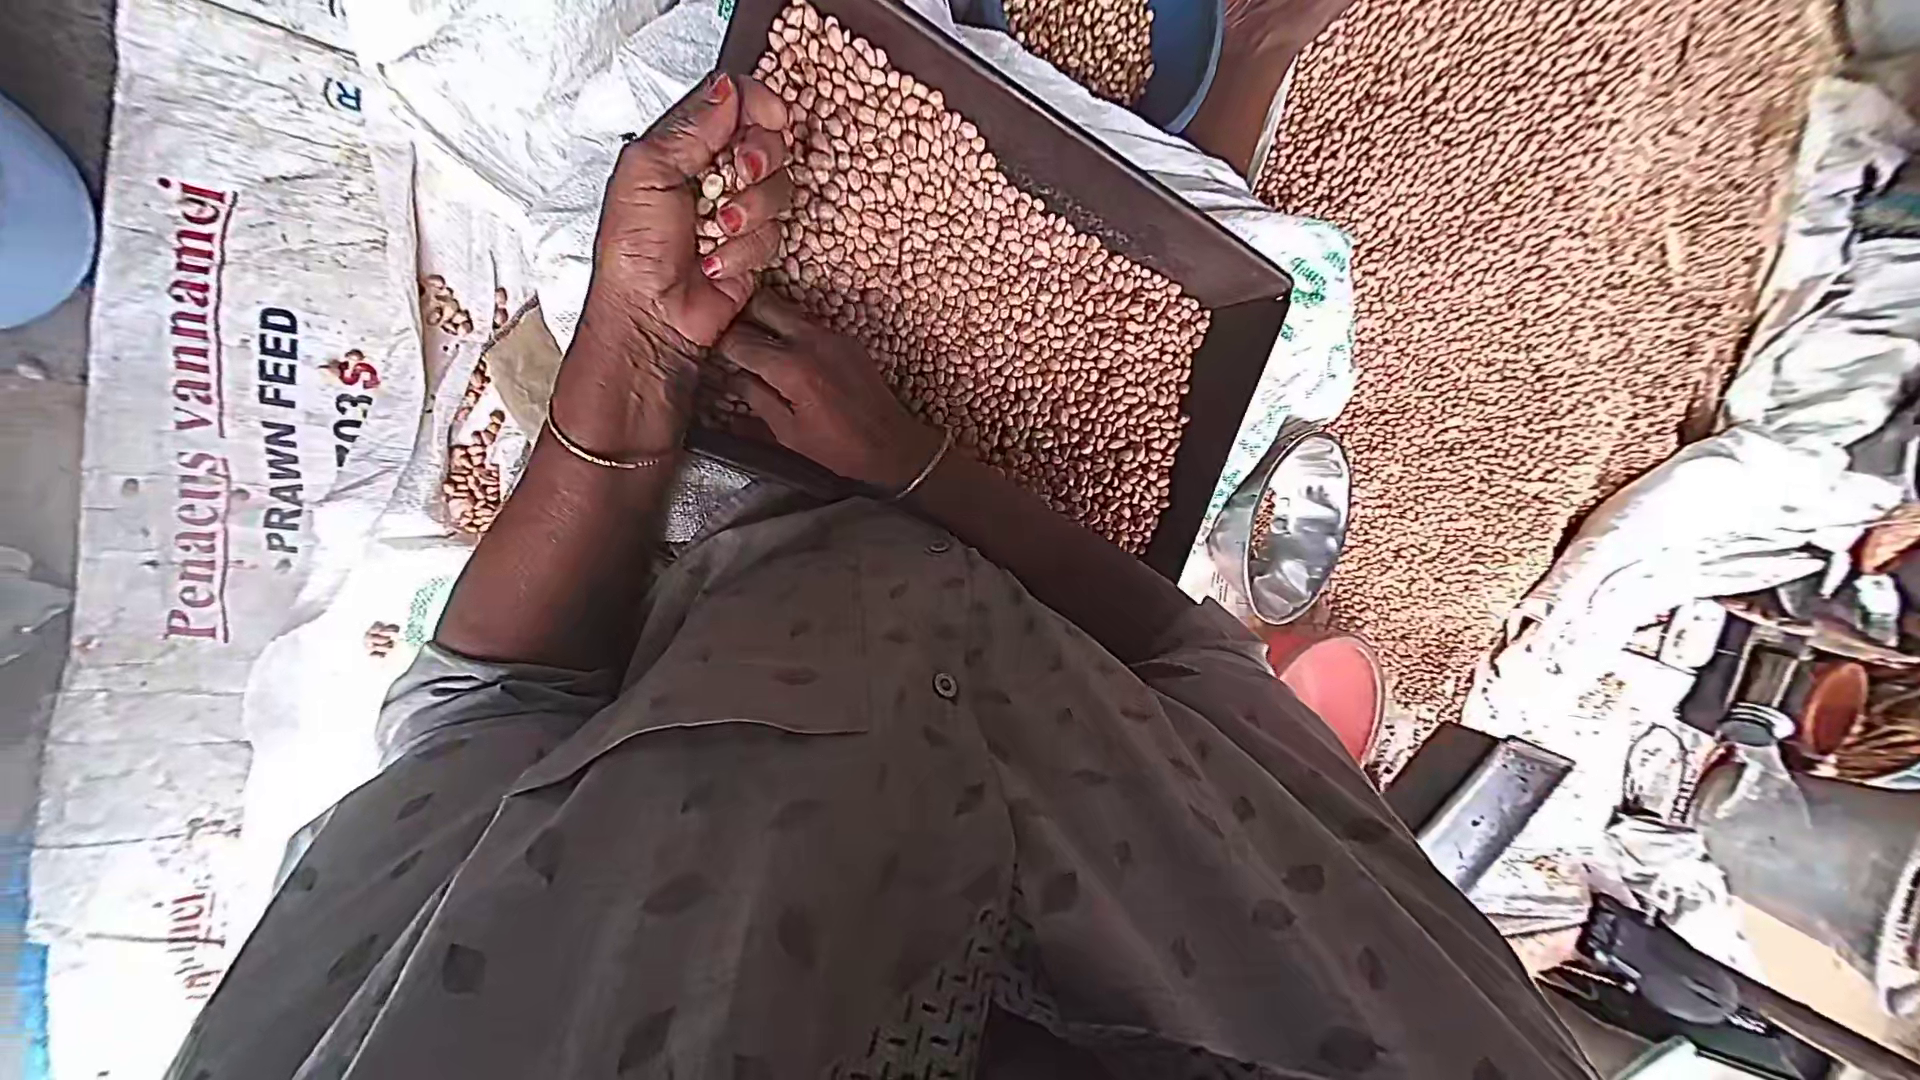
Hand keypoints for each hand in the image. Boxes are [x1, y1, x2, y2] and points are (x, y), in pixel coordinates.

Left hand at [558, 71, 790, 457]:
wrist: (653, 312)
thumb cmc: (635, 249)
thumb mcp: (647, 170)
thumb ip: (690, 128)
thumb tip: (728, 90)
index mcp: (685, 147)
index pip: (734, 106)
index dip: (759, 105)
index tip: (770, 113)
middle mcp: (717, 177)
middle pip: (768, 145)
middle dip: (757, 161)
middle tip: (736, 176)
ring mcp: (740, 215)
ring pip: (777, 192)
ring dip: (748, 213)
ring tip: (714, 233)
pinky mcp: (755, 252)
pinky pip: (773, 237)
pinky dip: (743, 252)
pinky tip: (716, 264)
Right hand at [715, 292, 943, 490]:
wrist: (892, 444)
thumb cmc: (839, 448)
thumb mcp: (788, 432)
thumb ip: (756, 398)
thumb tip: (733, 376)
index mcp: (792, 369)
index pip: (739, 341)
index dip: (720, 346)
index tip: (712, 354)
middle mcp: (811, 342)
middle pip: (761, 305)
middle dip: (741, 318)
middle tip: (731, 339)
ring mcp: (832, 336)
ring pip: (786, 309)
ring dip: (765, 321)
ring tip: (755, 345)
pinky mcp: (846, 340)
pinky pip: (809, 323)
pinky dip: (790, 331)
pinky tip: (786, 353)